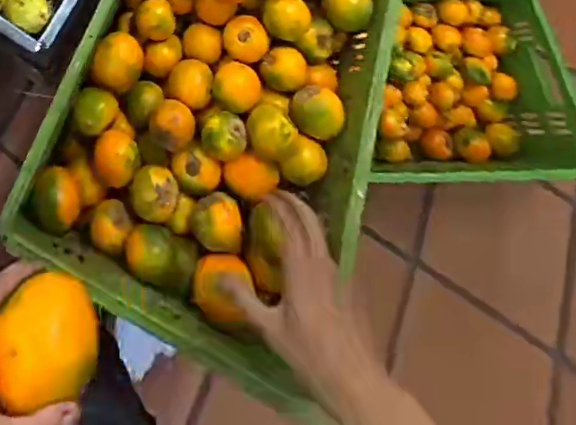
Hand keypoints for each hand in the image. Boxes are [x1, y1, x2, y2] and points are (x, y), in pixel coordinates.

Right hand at [221, 193, 433, 424]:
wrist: (357, 381)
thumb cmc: (309, 354)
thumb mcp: (270, 329)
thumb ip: (244, 300)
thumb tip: (218, 275)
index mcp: (301, 267)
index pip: (289, 223)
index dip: (276, 204)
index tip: (262, 194)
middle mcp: (322, 262)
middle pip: (310, 219)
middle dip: (294, 201)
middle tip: (276, 193)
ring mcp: (340, 272)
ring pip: (322, 234)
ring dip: (305, 218)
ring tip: (288, 216)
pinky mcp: (350, 285)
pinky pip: (329, 251)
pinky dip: (315, 239)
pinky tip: (306, 252)